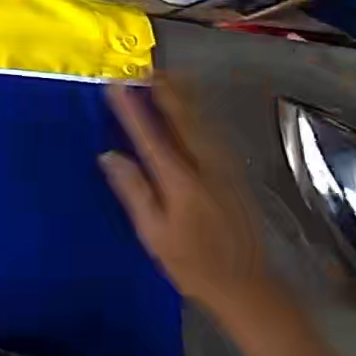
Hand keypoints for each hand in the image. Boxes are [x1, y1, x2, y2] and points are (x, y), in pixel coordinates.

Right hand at [101, 79, 273, 319]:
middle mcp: (204, 164)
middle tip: (146, 70)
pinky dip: (198, 112)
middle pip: (181, 117)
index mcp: (180, 179)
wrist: (246, 285)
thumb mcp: (154, 234)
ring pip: (201, 120)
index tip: (117, 86)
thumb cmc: (193, 264)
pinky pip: (212, 131)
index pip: (150, 135)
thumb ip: (134, 191)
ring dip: (183, 96)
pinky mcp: (234, 171)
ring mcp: (223, 166)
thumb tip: (109, 155)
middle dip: (164, 91)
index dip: (132, 108)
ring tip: (166, 77)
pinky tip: (192, 107)